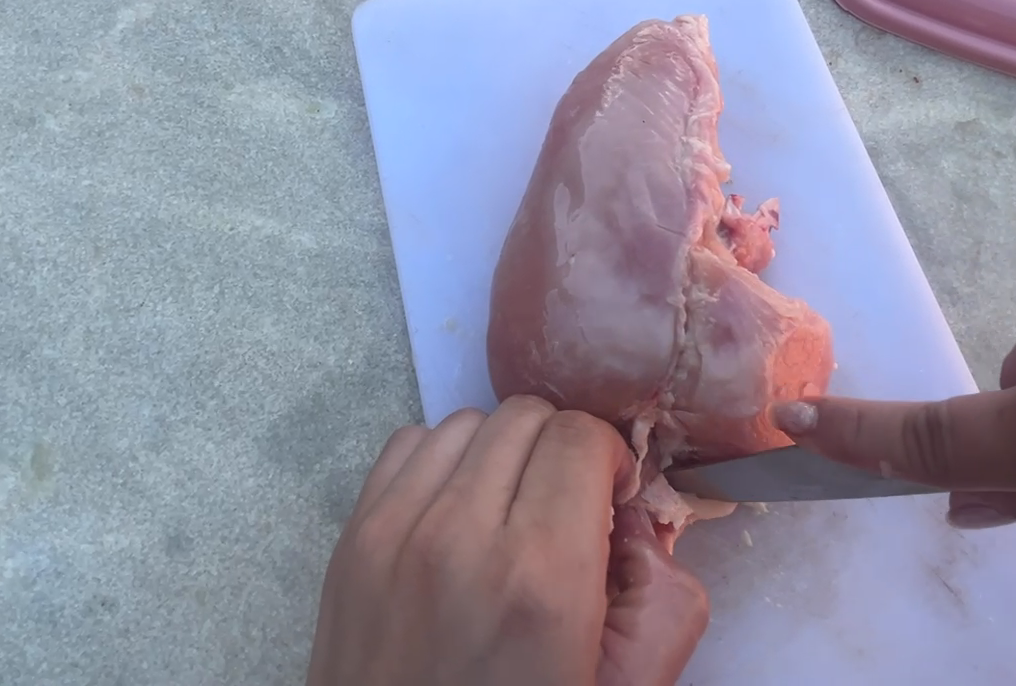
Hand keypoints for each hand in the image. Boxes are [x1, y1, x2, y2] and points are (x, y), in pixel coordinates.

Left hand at [308, 395, 708, 685]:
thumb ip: (662, 598)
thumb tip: (638, 511)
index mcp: (540, 578)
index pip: (581, 436)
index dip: (609, 456)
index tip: (610, 494)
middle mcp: (461, 534)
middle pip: (526, 416)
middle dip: (561, 447)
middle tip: (564, 502)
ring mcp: (395, 528)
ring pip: (468, 420)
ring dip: (503, 449)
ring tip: (508, 504)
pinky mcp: (353, 535)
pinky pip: (411, 442)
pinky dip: (445, 458)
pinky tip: (455, 506)